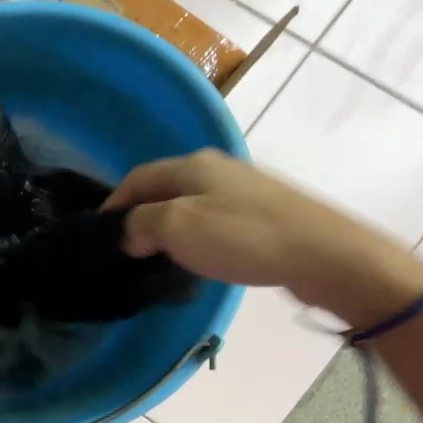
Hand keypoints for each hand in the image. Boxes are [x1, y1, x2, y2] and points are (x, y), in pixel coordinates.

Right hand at [104, 150, 422, 326]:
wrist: (324, 255)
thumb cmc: (243, 237)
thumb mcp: (176, 227)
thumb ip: (139, 225)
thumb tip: (127, 233)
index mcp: (192, 164)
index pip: (135, 178)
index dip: (112, 206)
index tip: (98, 236)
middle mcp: (216, 168)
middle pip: (162, 189)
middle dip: (138, 216)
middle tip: (123, 250)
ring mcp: (242, 190)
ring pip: (187, 205)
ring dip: (166, 228)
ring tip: (155, 258)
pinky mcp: (262, 214)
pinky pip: (212, 220)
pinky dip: (194, 236)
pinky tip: (196, 258)